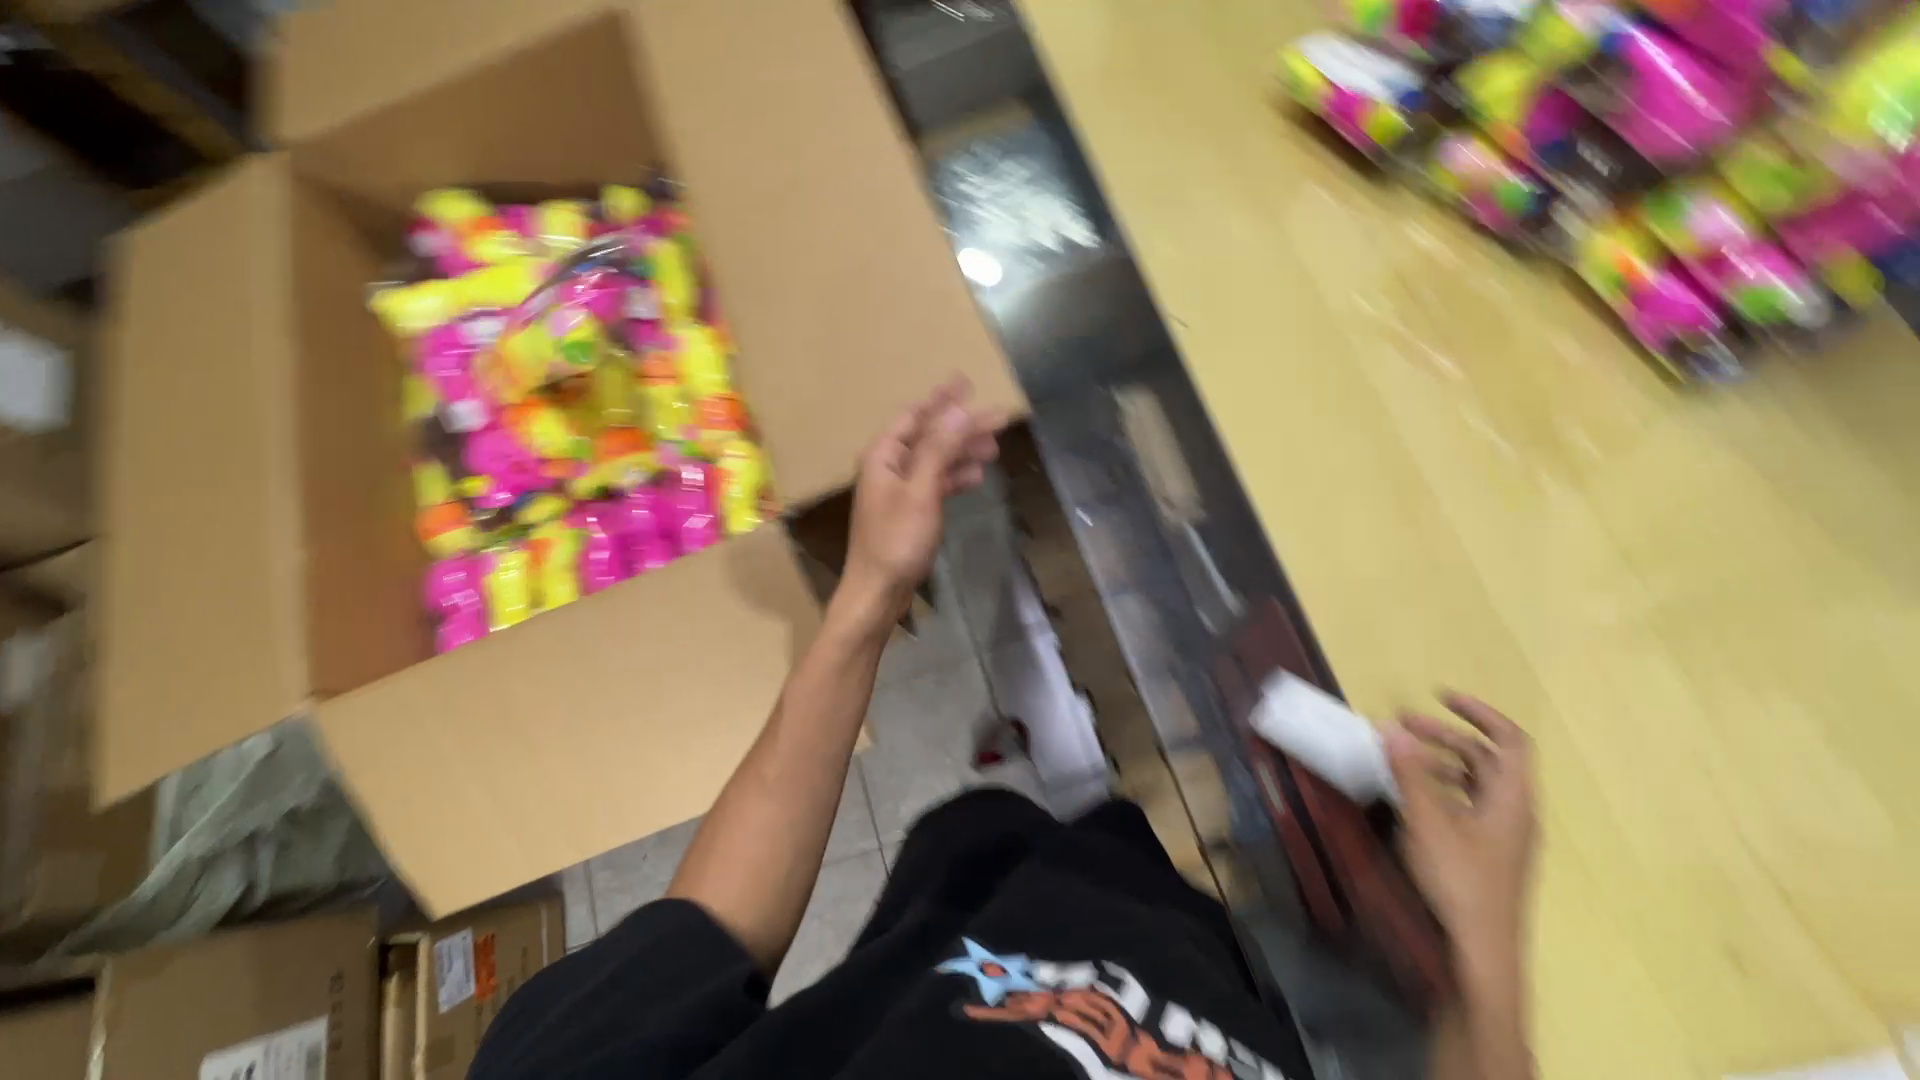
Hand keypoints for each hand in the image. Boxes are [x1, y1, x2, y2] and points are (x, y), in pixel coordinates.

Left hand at [838, 376, 1001, 624]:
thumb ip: (939, 450)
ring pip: (935, 460)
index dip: (941, 398)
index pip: (914, 415)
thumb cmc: (897, 540)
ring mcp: (897, 490)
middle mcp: (888, 466)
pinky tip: (976, 477)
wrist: (878, 591)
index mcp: (883, 455)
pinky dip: (954, 477)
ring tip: (994, 445)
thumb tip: (958, 411)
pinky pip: (934, 484)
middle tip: (997, 417)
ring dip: (962, 452)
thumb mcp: (921, 491)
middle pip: (929, 436)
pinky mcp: (908, 512)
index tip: (965, 381)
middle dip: (961, 426)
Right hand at [1387, 693, 1537, 961]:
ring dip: (1437, 762)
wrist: (1481, 949)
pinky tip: (1409, 798)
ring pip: (1473, 783)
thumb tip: (1391, 726)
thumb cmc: (1460, 880)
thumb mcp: (1428, 822)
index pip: (1509, 739)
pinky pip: (1465, 805)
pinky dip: (1438, 789)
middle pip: (1486, 758)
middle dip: (1444, 736)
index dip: (1479, 713)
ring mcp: (1501, 834)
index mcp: (1512, 798)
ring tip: (1396, 760)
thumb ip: (1409, 772)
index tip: (1440, 698)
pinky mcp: (1485, 853)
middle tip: (1399, 727)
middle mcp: (1513, 811)